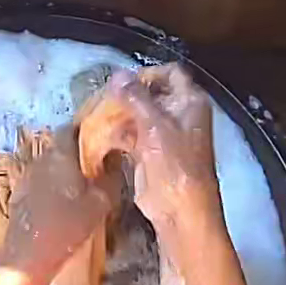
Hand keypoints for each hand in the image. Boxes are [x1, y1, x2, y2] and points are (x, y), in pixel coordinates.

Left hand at [0, 125, 119, 277]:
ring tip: (79, 185)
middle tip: (94, 164)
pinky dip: (50, 184)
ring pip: (48, 164)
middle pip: (59, 146)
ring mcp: (26, 176)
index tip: (99, 137)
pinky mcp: (19, 194)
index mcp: (60, 155)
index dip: (84, 129)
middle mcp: (40, 159)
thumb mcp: (100, 204)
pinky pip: (39, 180)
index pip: (70, 128)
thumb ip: (110, 176)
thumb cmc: (67, 226)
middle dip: (76, 152)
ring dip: (62, 169)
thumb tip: (115, 155)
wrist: (27, 257)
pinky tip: (60, 202)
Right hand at [82, 65, 222, 238]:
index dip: (148, 73)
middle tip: (102, 97)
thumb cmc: (175, 164)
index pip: (171, 73)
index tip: (123, 81)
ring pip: (138, 113)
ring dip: (118, 113)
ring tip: (95, 114)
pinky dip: (116, 133)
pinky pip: (131, 135)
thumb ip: (135, 97)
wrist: (180, 211)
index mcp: (190, 102)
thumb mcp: (154, 125)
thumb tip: (117, 74)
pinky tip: (98, 134)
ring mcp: (164, 134)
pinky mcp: (150, 153)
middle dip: (127, 94)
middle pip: (151, 93)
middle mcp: (179, 114)